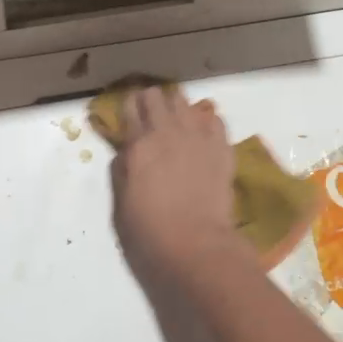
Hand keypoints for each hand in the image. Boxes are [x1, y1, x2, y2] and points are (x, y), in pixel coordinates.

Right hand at [110, 86, 249, 277]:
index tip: (129, 111)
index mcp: (139, 144)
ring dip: (177, 106)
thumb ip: (121, 171)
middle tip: (151, 113)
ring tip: (177, 119)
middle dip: (151, 100)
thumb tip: (125, 153)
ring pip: (184, 101)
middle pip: (156, 96)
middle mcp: (167, 131)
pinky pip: (215, 119)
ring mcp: (197, 136)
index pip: (130, 107)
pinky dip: (207, 121)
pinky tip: (204, 133)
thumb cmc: (151, 231)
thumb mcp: (121, 204)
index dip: (128, 106)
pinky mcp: (221, 147)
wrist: (197, 245)